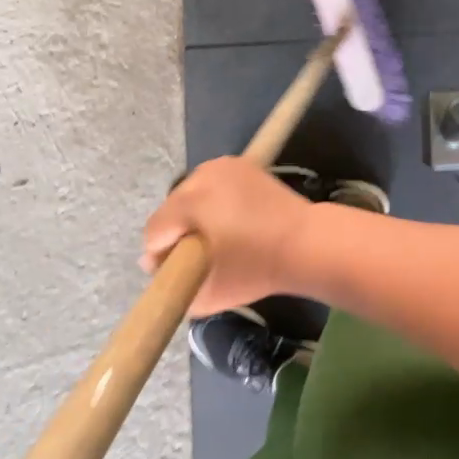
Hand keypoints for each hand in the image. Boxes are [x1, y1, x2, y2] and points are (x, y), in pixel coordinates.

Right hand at [140, 157, 314, 317]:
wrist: (304, 241)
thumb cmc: (255, 268)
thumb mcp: (208, 294)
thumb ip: (171, 285)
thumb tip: (156, 266)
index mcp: (188, 203)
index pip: (155, 230)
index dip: (160, 254)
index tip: (176, 271)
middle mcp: (201, 176)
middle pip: (171, 208)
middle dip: (176, 231)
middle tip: (194, 255)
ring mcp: (223, 165)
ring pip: (190, 192)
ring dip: (194, 213)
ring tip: (212, 236)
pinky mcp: (242, 164)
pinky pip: (212, 182)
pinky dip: (212, 198)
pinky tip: (227, 218)